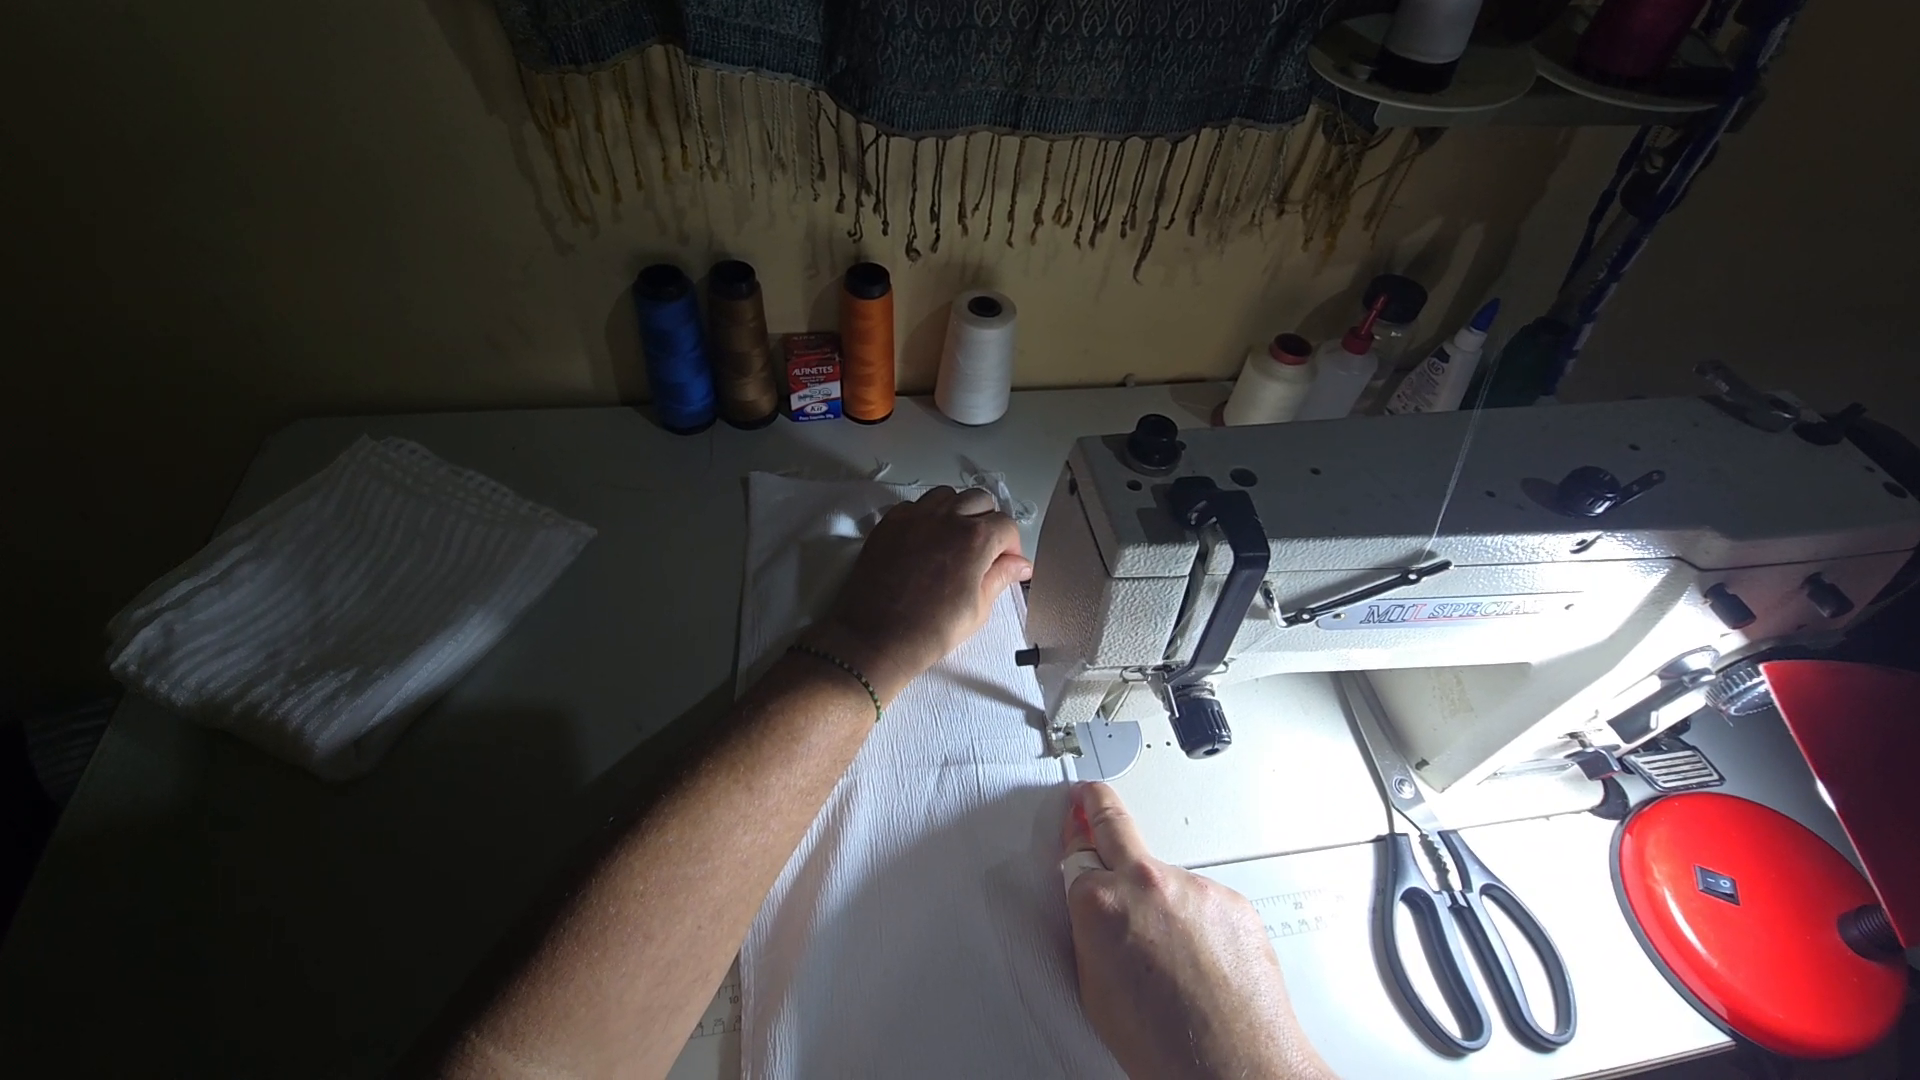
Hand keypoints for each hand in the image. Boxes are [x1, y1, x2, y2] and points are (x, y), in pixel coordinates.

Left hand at [803, 486, 1030, 703]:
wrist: (875, 637)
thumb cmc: (931, 630)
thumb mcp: (978, 609)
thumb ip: (1001, 577)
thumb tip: (1020, 564)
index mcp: (976, 539)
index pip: (1007, 525)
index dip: (1011, 546)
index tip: (1006, 564)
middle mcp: (947, 518)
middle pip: (980, 500)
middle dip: (988, 521)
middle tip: (983, 550)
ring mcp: (915, 516)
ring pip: (948, 495)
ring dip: (957, 511)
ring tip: (954, 539)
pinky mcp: (889, 522)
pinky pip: (916, 505)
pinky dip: (926, 516)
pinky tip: (925, 540)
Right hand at [1064, 782, 1336, 1079]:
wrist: (1238, 1071)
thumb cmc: (1167, 1048)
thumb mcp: (1095, 990)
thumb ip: (1089, 934)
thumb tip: (1093, 915)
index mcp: (1099, 903)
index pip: (1075, 852)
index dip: (1072, 840)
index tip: (1072, 825)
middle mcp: (1144, 882)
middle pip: (1113, 821)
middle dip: (1096, 804)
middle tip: (1090, 796)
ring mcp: (1193, 887)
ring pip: (1165, 876)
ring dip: (1162, 899)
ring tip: (1174, 955)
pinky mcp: (1231, 899)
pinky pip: (1204, 900)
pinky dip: (1201, 922)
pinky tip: (1203, 962)